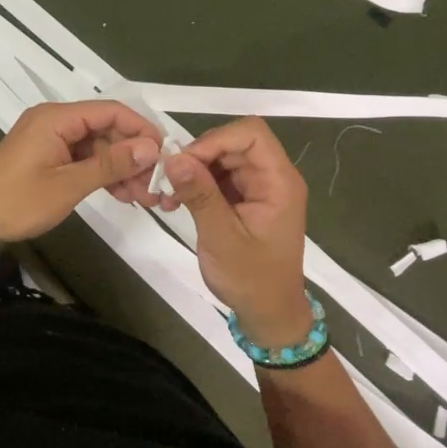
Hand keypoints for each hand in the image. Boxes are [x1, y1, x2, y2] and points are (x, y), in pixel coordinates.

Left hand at [0, 101, 163, 246]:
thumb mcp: (69, 184)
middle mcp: (53, 121)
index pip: (111, 111)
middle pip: (106, 128)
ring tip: (142, 198)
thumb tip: (150, 147)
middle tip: (156, 187)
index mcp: (56, 118)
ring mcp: (48, 138)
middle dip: (133, 155)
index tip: (166, 156)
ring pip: (97, 146)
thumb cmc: (17, 201)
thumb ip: (110, 164)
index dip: (141, 130)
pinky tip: (120, 195)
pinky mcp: (46, 156)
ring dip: (120, 168)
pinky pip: (82, 157)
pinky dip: (101, 173)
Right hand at [162, 117, 311, 346]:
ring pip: (220, 157)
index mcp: (279, 183)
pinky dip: (193, 182)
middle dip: (198, 154)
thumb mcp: (222, 238)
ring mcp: (256, 187)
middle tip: (169, 180)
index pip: (251, 134)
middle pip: (233, 142)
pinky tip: (174, 201)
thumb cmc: (252, 279)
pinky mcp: (242, 197)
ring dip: (191, 169)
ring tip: (167, 194)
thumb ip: (200, 195)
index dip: (216, 139)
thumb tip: (173, 158)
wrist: (267, 313)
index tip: (185, 162)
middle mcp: (271, 177)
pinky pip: (215, 175)